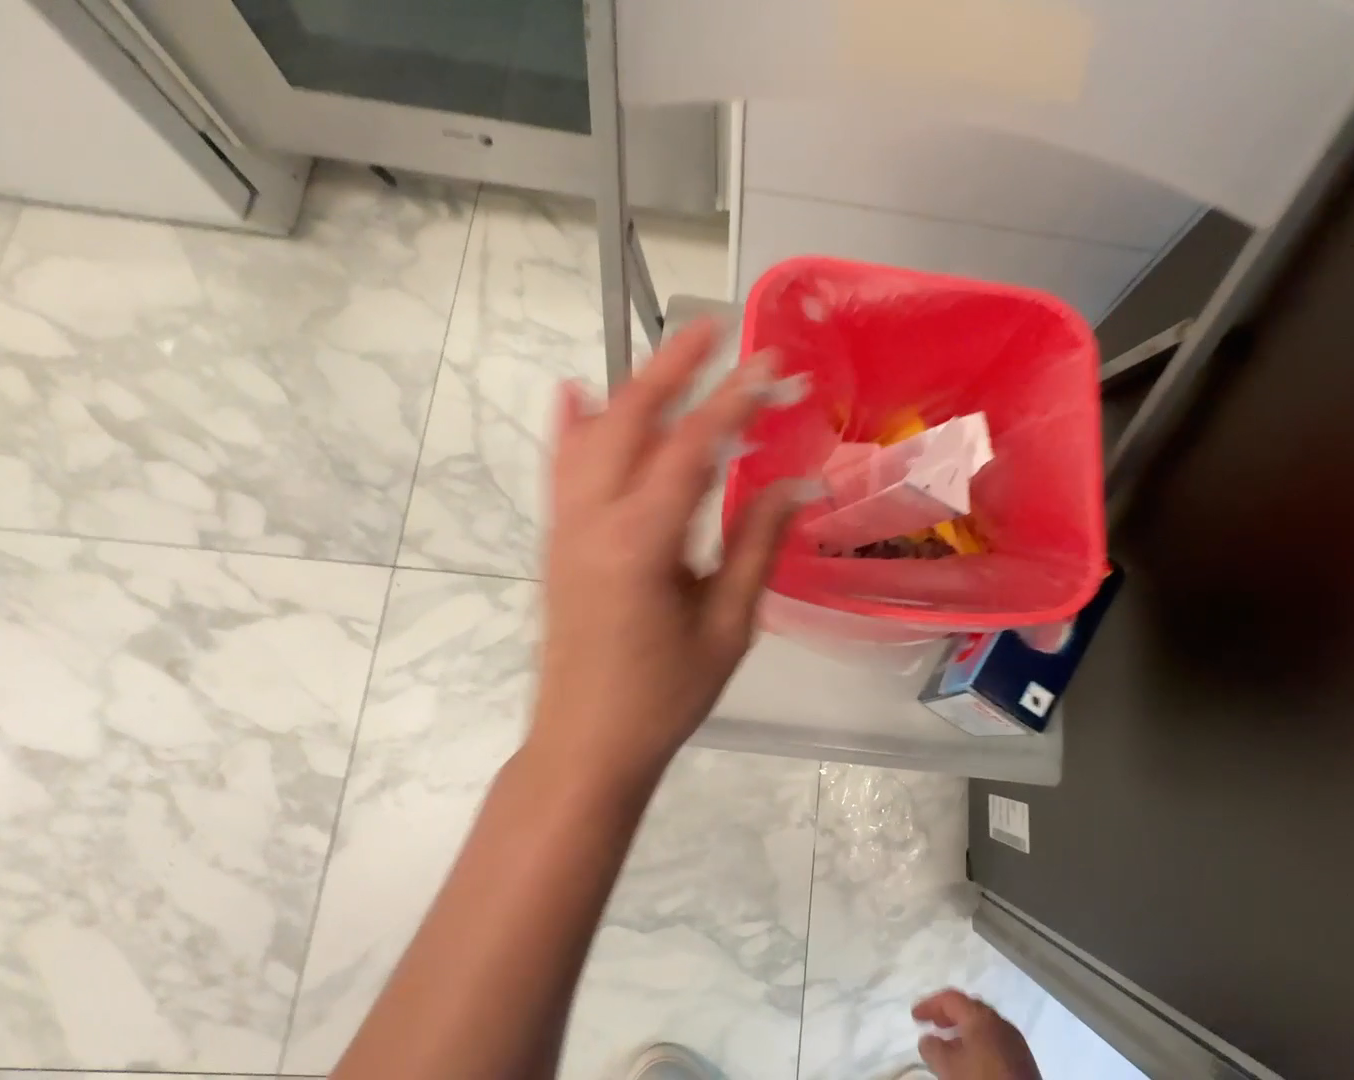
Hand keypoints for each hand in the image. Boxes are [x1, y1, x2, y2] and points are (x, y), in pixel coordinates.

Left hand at [530, 318, 794, 784]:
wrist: (586, 745)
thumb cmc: (665, 695)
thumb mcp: (729, 625)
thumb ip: (757, 544)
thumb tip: (797, 482)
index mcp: (641, 541)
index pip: (693, 447)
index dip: (736, 400)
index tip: (773, 365)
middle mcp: (593, 518)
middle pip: (630, 418)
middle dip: (674, 367)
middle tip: (715, 329)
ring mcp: (565, 527)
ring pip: (592, 435)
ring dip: (633, 388)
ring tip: (671, 357)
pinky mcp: (556, 541)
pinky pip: (561, 468)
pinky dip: (571, 425)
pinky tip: (575, 393)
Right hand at [914, 990, 1042, 1079]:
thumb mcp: (948, 1067)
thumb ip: (933, 1049)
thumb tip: (927, 1039)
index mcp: (981, 1016)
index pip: (951, 998)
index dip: (930, 1004)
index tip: (914, 1017)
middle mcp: (999, 1021)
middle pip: (969, 1008)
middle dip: (948, 1014)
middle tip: (932, 1024)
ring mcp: (1013, 1039)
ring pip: (983, 1025)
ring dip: (963, 1031)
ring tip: (948, 1045)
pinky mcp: (1021, 1058)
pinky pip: (993, 1040)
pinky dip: (977, 1042)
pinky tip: (971, 1060)